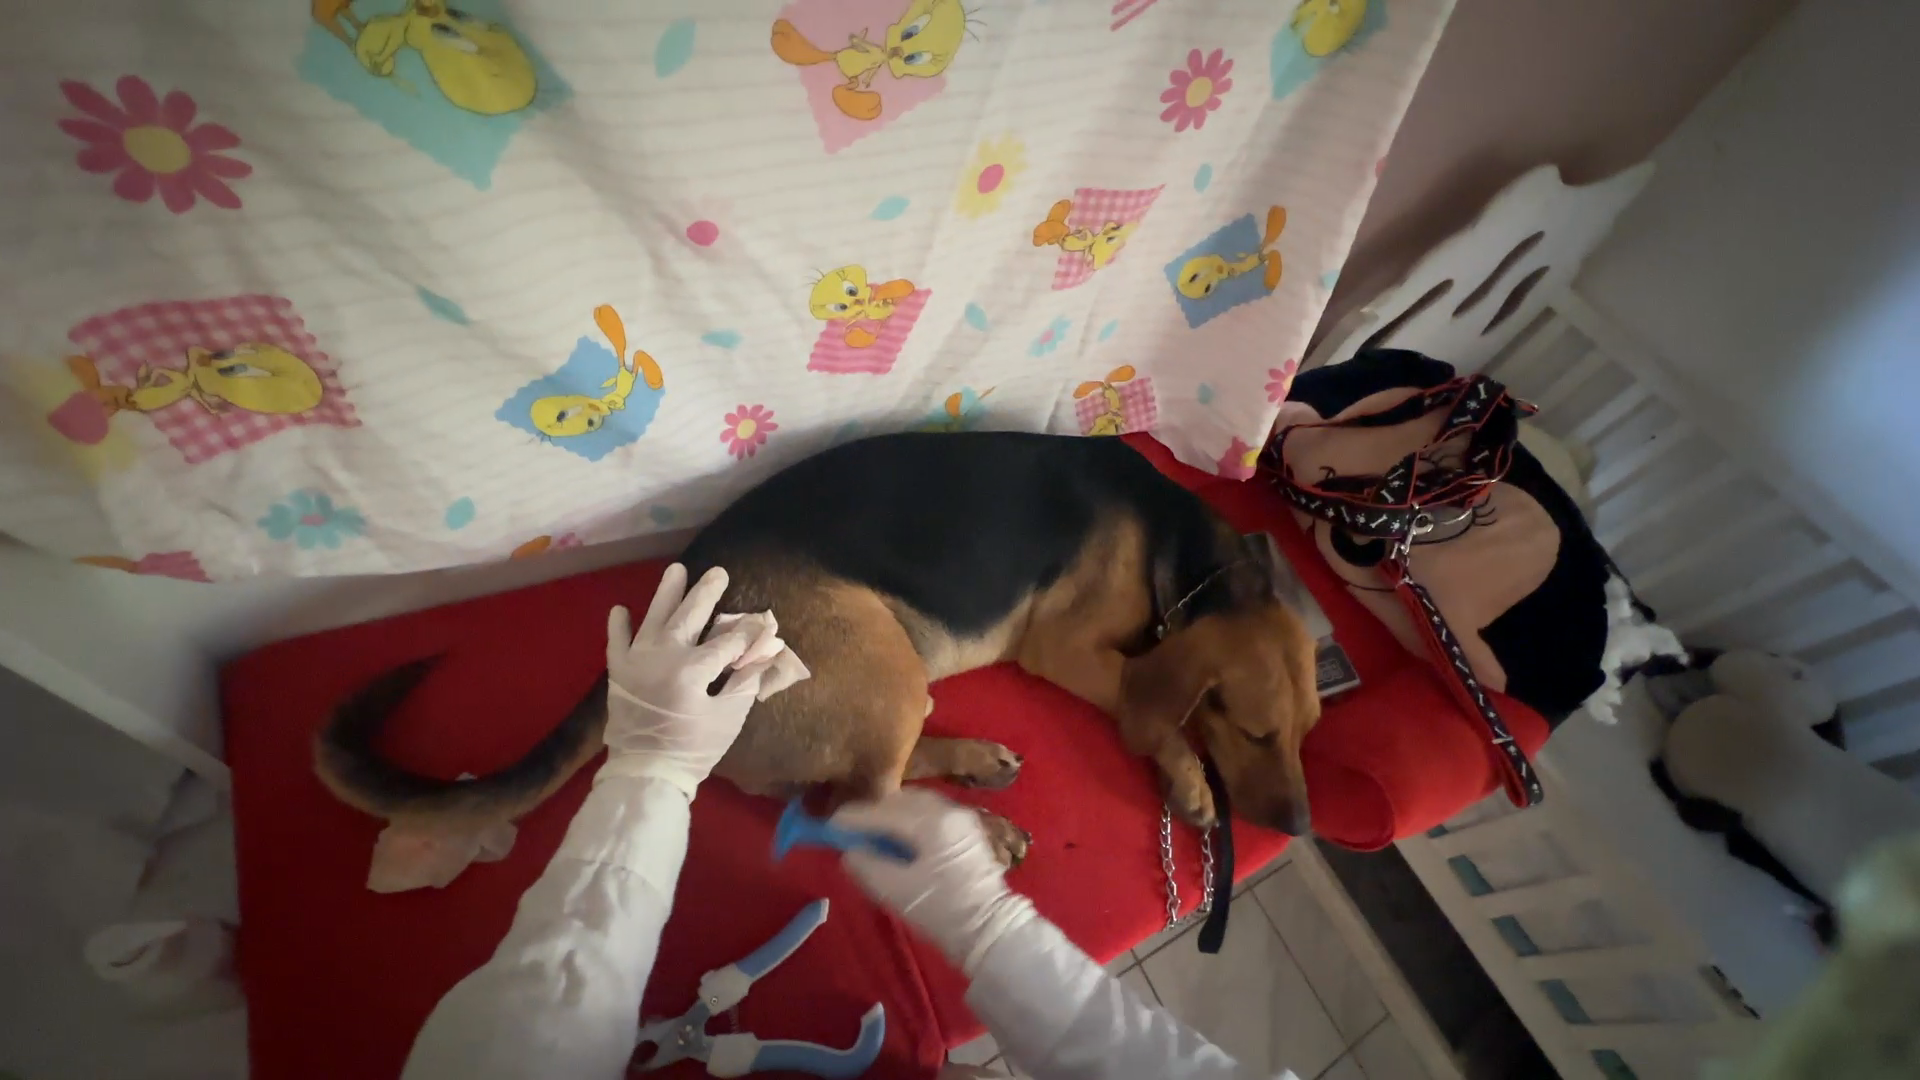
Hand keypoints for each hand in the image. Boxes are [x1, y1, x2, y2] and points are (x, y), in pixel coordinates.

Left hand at [597, 564, 808, 796]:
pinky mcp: (618, 674)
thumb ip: (746, 680)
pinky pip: (616, 643)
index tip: (764, 620)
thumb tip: (767, 651)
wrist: (645, 774)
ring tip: (676, 569)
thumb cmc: (693, 749)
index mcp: (692, 669)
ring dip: (666, 593)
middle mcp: (663, 656)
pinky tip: (621, 608)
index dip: (749, 631)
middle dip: (707, 594)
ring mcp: (637, 662)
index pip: (728, 641)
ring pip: (654, 619)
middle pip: (690, 617)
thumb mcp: (729, 717)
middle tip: (718, 572)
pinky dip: (618, 627)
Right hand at [830, 789, 1036, 974]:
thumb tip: (849, 851)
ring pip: (916, 803)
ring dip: (891, 813)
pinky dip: (909, 818)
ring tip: (871, 832)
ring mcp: (960, 817)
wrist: (989, 930)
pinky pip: (930, 812)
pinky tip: (898, 836)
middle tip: (849, 829)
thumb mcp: (896, 892)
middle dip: (873, 812)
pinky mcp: (966, 829)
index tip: (831, 823)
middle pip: (901, 801)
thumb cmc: (941, 911)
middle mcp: (948, 810)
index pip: (884, 811)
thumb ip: (868, 866)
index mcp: (932, 822)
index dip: (854, 817)